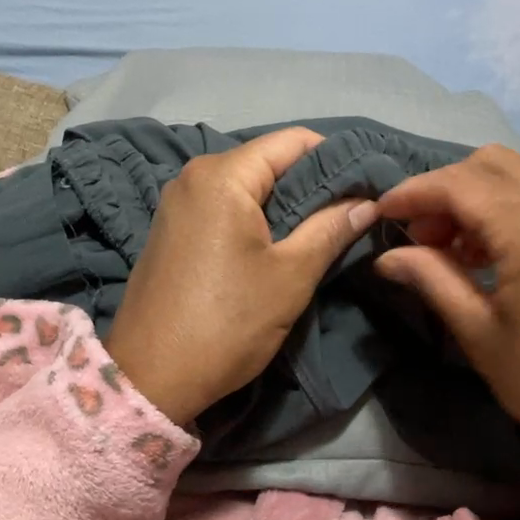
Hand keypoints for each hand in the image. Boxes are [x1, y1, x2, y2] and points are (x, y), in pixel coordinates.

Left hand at [105, 128, 378, 425]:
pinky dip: (258, 219)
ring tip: (323, 232)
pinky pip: (226, 207)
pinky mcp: (173, 230)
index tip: (369, 188)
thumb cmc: (226, 323)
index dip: (337, 159)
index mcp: (223, 175)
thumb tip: (368, 202)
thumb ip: (331, 228)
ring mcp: (178, 202)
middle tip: (353, 214)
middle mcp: (195, 176)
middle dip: (313, 184)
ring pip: (248, 186)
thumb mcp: (291, 276)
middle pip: (269, 161)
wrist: (150, 379)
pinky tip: (279, 247)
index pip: (294, 141)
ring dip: (287, 205)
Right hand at [374, 146, 519, 519]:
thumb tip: (389, 256)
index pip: (460, 185)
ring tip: (453, 249)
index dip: (414, 193)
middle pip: (491, 166)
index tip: (382, 213)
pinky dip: (512, 210)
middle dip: (446, 189)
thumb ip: (433, 279)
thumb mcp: (481, 335)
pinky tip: (494, 254)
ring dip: (479, 198)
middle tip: (421, 236)